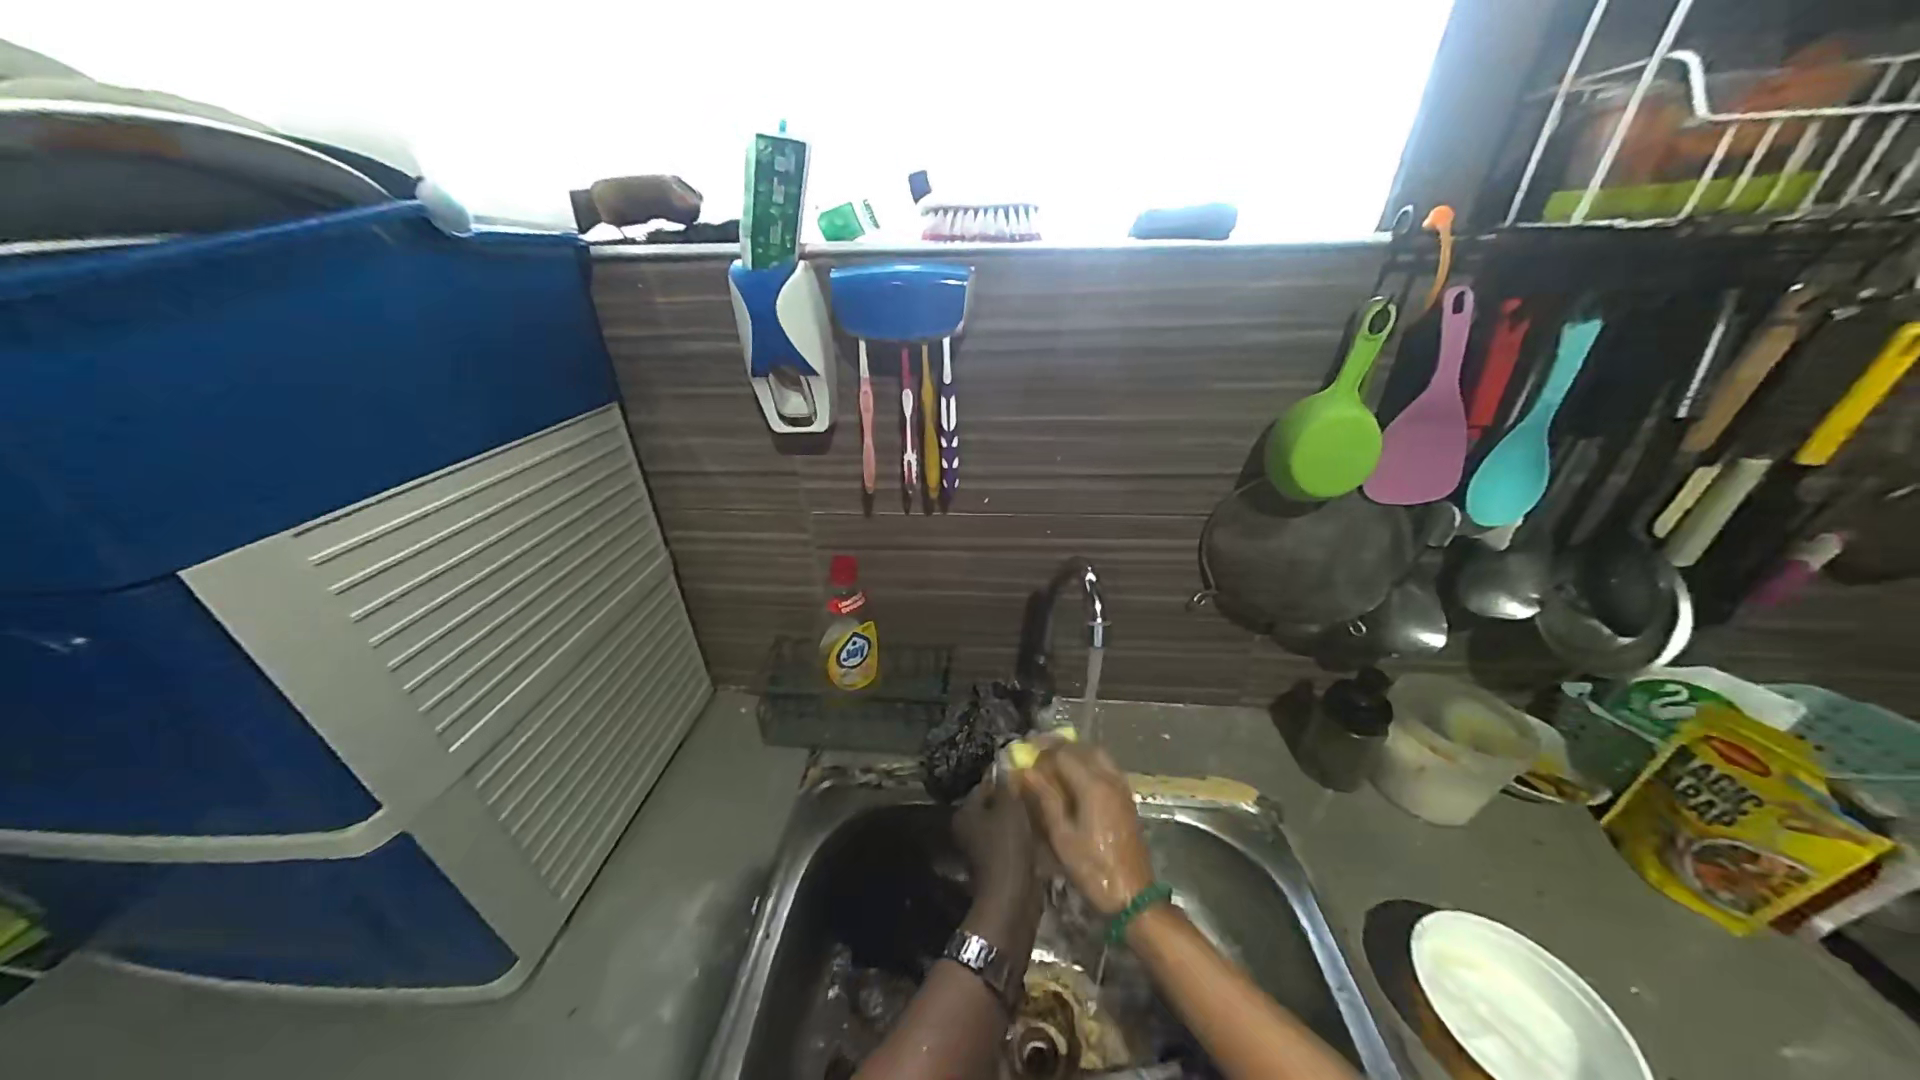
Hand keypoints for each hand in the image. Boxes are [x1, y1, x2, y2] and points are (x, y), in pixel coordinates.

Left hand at [952, 776, 1039, 912]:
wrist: (1012, 896)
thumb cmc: (1007, 845)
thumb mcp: (1009, 807)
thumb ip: (1007, 783)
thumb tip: (1005, 761)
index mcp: (966, 812)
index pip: (985, 784)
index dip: (1006, 777)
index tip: (1029, 772)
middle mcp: (969, 828)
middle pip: (995, 804)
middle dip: (1016, 797)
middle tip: (1040, 789)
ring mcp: (984, 848)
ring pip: (1006, 823)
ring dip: (1023, 817)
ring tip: (1044, 808)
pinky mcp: (999, 863)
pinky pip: (1013, 840)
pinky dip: (1025, 835)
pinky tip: (1043, 831)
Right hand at [1018, 743, 1154, 914]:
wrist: (1132, 894)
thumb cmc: (1092, 867)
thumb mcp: (1062, 835)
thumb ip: (1045, 797)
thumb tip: (1026, 771)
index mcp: (1093, 785)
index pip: (1063, 753)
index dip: (1042, 751)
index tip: (1023, 756)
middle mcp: (1110, 778)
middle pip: (1082, 748)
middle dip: (1058, 748)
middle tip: (1036, 756)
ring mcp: (1121, 786)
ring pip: (1096, 755)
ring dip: (1074, 753)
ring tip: (1052, 765)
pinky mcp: (1126, 797)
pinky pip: (1105, 767)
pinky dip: (1087, 763)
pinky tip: (1073, 778)